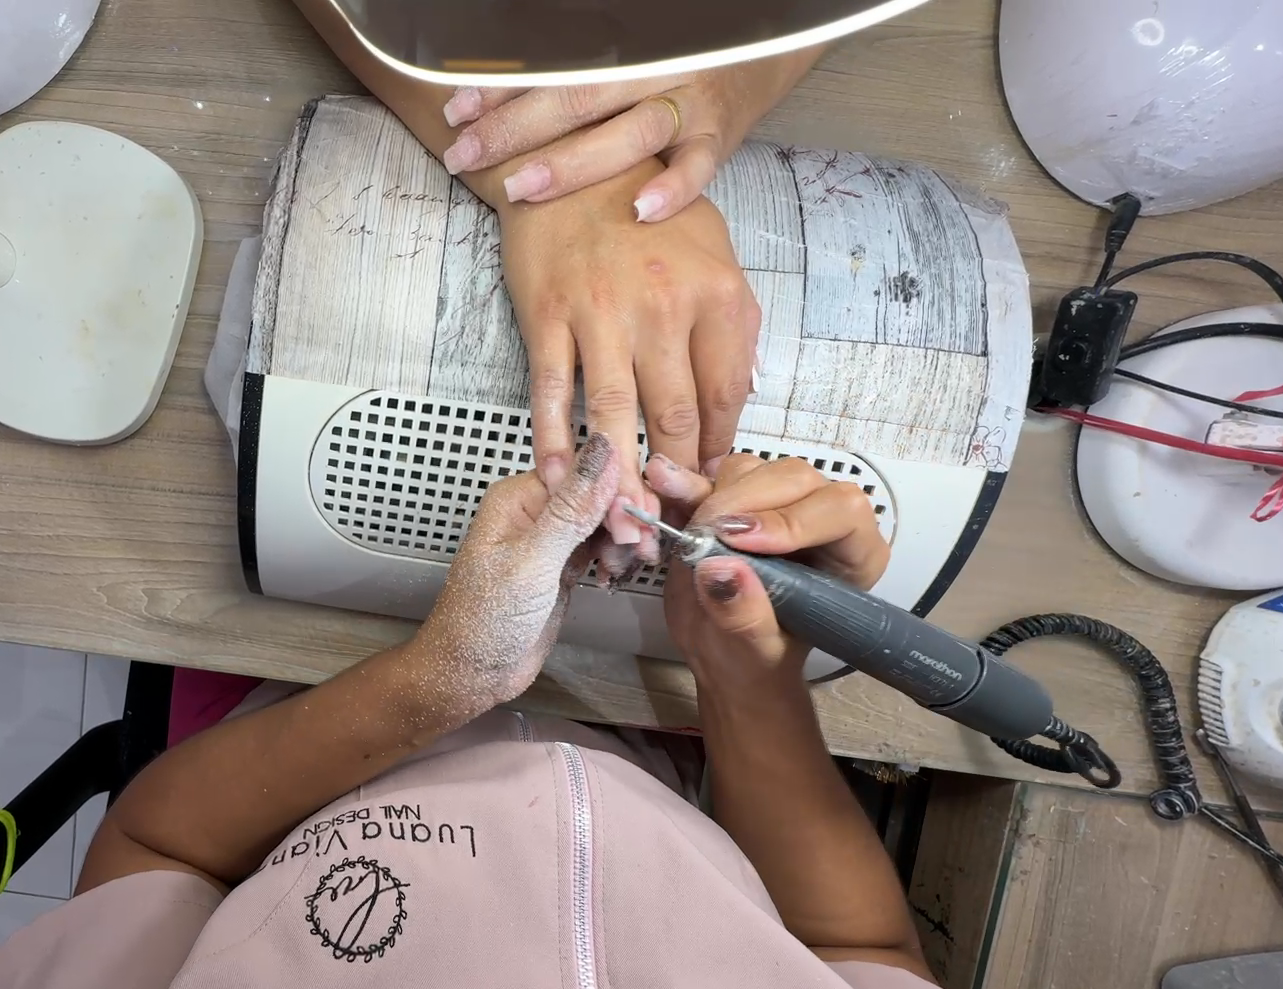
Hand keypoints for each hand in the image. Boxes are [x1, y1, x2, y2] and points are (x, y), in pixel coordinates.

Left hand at [410, 434, 618, 713]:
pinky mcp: (562, 566)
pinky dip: (615, 558)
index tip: (635, 521)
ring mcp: (550, 539)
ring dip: (624, 540)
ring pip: (604, 521)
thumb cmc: (484, 620)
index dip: (614, 492)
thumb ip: (571, 509)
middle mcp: (534, 511)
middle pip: (597, 494)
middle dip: (624, 519)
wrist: (471, 673)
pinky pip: (600, 547)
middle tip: (638, 550)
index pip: (581, 473)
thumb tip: (601, 448)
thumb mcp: (532, 562)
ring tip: (625, 566)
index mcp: (518, 497)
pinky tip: (615, 574)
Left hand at [439, 50, 820, 220]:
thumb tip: (487, 96)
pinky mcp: (718, 138)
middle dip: (512, 130)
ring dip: (569, 166)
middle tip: (462, 156)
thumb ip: (566, 76)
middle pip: (576, 98)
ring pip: (625, 135)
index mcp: (621, 45)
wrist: (756, 49)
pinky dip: (674, 189)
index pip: (551, 65)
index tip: (455, 113)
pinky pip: (697, 166)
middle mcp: (651, 69)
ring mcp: (686, 103)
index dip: (500, 89)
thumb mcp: (614, 58)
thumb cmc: (663, 65)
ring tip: (515, 188)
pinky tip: (640, 212)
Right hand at [498, 171, 759, 567]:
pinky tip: (557, 477)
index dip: (716, 451)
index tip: (706, 484)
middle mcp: (661, 307)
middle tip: (667, 528)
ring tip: (618, 524)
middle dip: (671, 481)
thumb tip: (734, 395)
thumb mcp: (713, 252)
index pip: (725, 395)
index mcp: (714, 293)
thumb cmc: (645, 209)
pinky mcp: (548, 319)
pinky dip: (553, 439)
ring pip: (613, 413)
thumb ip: (728, 324)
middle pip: (673, 415)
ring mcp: (599, 314)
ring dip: (616, 478)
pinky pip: (553, 391)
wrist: (573, 164)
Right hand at [649, 454, 889, 682]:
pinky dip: (683, 484)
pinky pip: (708, 477)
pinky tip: (661, 484)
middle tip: (702, 534)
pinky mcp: (731, 500)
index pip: (840, 510)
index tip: (736, 541)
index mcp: (850, 554)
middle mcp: (819, 518)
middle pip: (793, 478)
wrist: (723, 652)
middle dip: (742, 501)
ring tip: (686, 527)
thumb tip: (719, 568)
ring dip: (712, 494)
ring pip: (750, 470)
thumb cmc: (752, 657)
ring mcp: (773, 504)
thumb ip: (743, 613)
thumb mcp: (752, 649)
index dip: (789, 518)